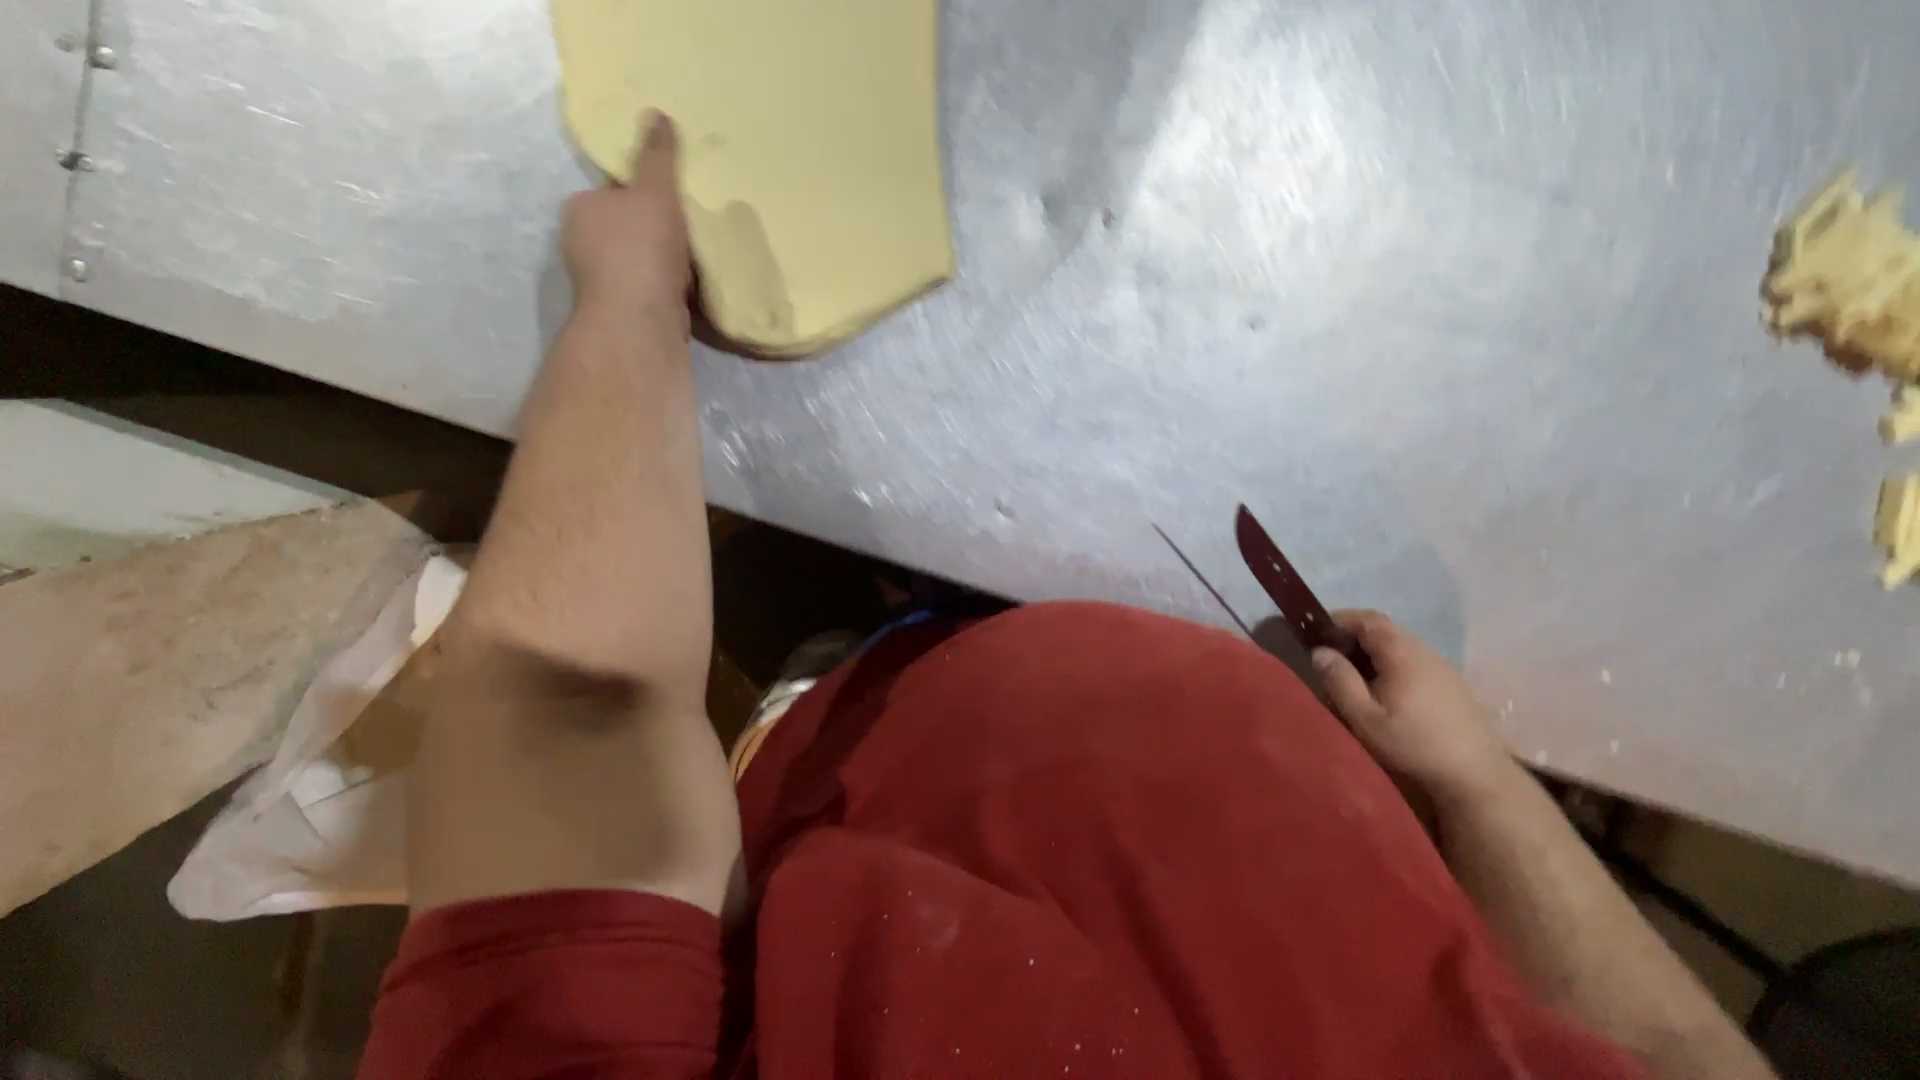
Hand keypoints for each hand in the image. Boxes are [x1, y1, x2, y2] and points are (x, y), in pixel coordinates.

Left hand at [561, 109, 691, 322]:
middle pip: (624, 227)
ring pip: (635, 261)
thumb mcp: (655, 191)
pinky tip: (686, 289)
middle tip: (688, 227)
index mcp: (579, 208)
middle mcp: (579, 243)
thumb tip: (656, 114)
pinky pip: (646, 290)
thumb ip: (657, 156)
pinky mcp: (619, 312)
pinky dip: (663, 288)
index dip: (642, 190)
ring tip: (692, 260)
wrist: (639, 320)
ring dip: (659, 262)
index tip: (670, 197)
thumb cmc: (642, 248)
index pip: (612, 189)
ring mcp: (598, 282)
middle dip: (651, 228)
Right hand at [1312, 610, 1517, 807]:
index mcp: (1401, 653)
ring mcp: (1441, 666)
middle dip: (1353, 637)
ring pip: (1399, 646)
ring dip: (1372, 652)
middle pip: (1384, 630)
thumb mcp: (1364, 717)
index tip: (1316, 635)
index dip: (1339, 620)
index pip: (1367, 619)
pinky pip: (1413, 661)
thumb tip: (1319, 651)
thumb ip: (1340, 680)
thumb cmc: (1413, 743)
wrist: (1475, 774)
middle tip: (1330, 659)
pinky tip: (1386, 693)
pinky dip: (1391, 665)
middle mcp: (1424, 651)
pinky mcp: (1451, 684)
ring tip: (1354, 678)